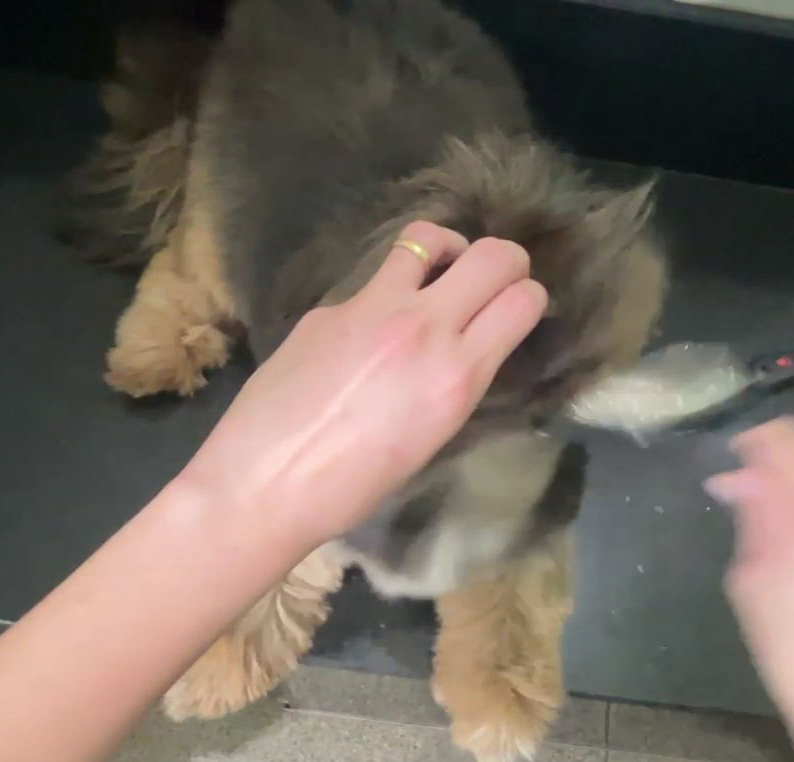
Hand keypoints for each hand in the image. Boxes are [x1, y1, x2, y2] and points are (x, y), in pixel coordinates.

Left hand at [178, 222, 547, 547]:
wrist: (264, 484)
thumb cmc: (352, 490)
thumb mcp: (426, 443)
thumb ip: (452, 385)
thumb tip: (462, 352)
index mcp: (455, 376)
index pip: (521, 301)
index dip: (530, 299)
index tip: (518, 311)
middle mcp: (421, 328)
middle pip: (491, 255)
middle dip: (508, 262)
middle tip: (496, 283)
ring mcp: (370, 308)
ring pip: (429, 238)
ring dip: (448, 251)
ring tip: (439, 276)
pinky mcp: (328, 307)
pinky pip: (373, 283)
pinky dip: (386, 296)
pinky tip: (364, 337)